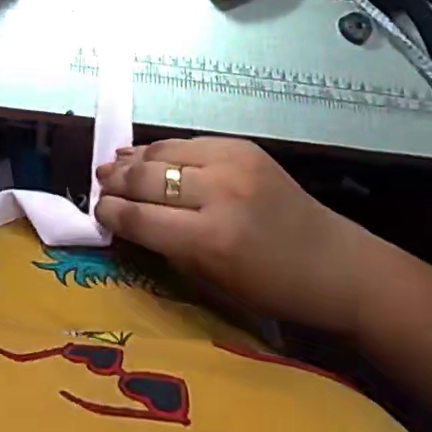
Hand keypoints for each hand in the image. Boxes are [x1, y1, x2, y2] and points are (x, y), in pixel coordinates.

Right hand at [95, 137, 375, 336]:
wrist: (335, 262)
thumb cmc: (272, 288)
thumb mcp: (213, 282)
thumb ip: (168, 246)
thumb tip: (128, 219)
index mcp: (211, 238)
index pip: (140, 217)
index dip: (111, 212)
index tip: (96, 210)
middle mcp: (219, 192)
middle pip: (147, 178)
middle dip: (117, 181)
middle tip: (99, 182)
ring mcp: (233, 162)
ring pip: (165, 151)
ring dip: (136, 158)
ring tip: (115, 163)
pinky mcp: (244, 146)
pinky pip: (191, 143)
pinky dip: (166, 150)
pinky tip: (150, 154)